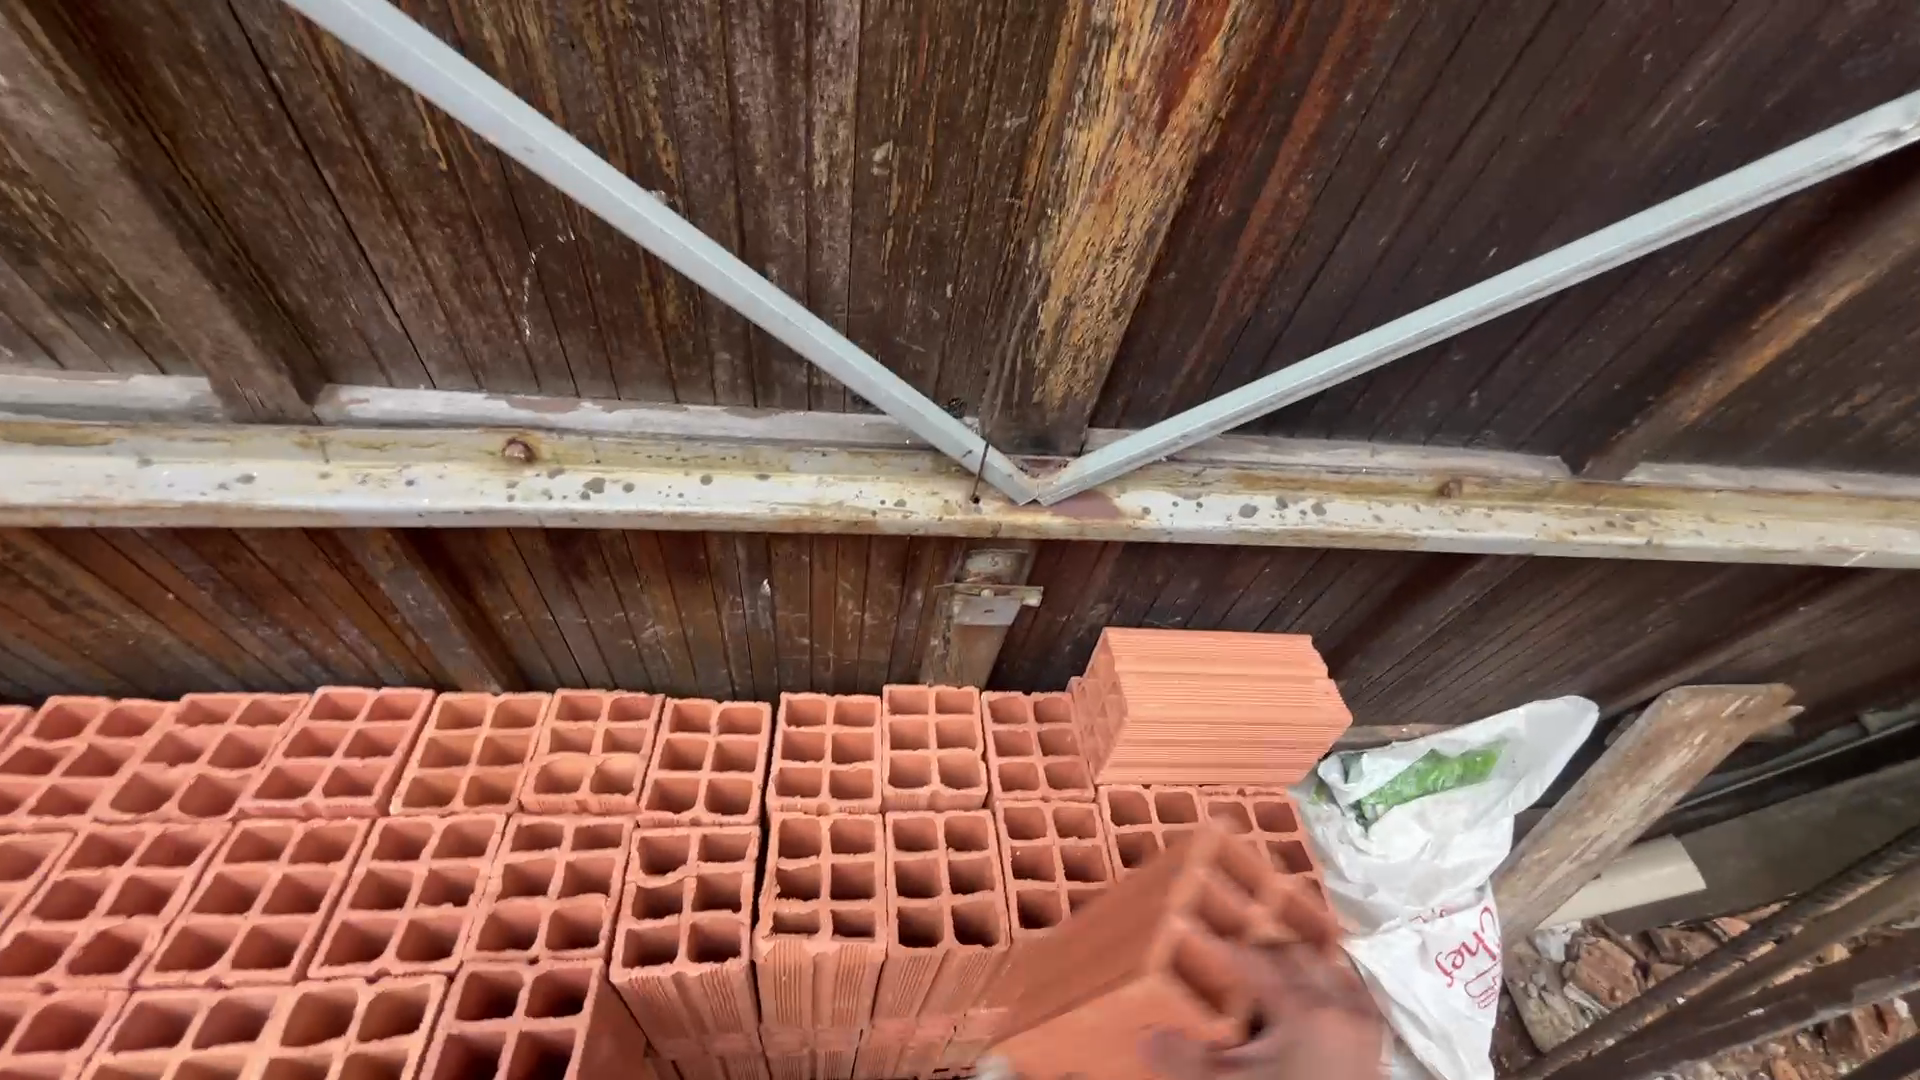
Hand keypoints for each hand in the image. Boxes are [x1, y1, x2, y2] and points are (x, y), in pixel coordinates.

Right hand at [1140, 942, 1383, 1079]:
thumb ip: (1186, 1060)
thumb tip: (1145, 1037)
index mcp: (1302, 1008)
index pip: (1251, 957)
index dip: (1220, 947)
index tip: (1196, 938)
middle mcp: (1338, 1006)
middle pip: (1293, 954)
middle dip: (1258, 952)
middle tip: (1227, 960)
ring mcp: (1362, 1026)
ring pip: (1326, 969)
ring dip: (1296, 966)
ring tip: (1264, 978)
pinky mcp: (1373, 1046)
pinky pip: (1352, 995)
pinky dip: (1327, 988)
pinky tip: (1306, 1004)